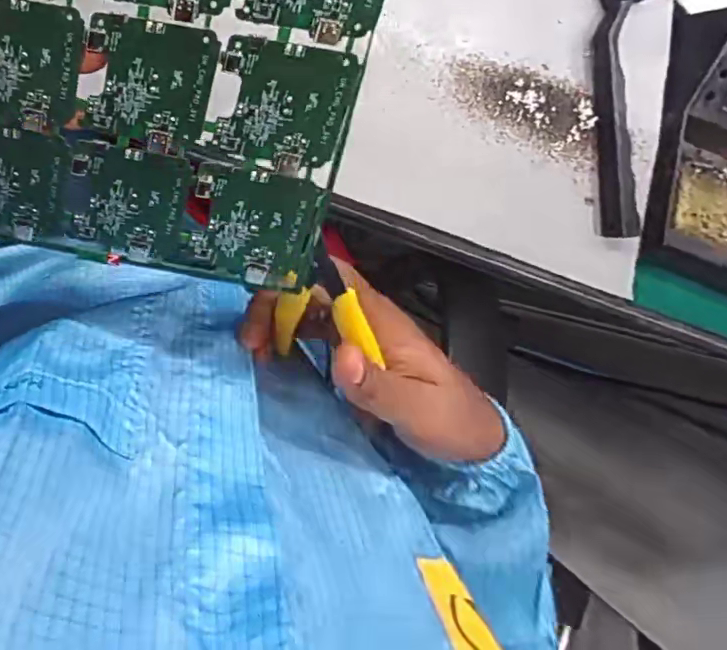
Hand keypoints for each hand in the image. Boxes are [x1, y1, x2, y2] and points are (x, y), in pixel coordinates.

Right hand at [239, 258, 505, 462]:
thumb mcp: (419, 410)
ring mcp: (353, 336)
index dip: (294, 276)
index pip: (329, 276)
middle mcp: (361, 319)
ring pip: (301, 310)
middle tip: (252, 341)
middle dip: (272, 305)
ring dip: (272, 322)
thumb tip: (342, 357)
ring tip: (256, 351)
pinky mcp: (347, 357)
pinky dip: (282, 339)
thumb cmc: (453, 423)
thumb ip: (379, 387)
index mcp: (378, 318)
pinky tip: (272, 358)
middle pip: (306, 290)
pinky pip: (306, 334)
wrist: (474, 449)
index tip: (265, 299)